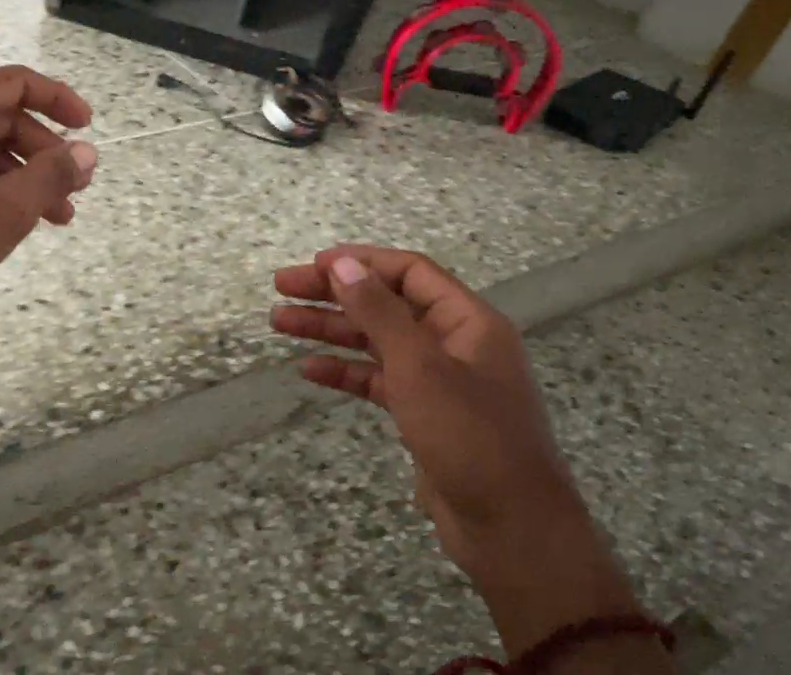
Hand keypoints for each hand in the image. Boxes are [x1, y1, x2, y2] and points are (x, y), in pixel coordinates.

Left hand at [0, 66, 97, 337]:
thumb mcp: (7, 208)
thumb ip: (53, 175)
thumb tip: (86, 153)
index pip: (16, 82)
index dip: (59, 100)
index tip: (88, 128)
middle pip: (1, 116)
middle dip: (44, 152)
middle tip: (76, 187)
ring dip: (22, 175)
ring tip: (55, 216)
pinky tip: (15, 219)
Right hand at [271, 247, 654, 657]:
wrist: (510, 527)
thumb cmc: (469, 436)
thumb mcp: (418, 366)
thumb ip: (378, 311)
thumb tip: (342, 263)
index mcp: (468, 322)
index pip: (409, 272)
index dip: (360, 262)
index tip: (312, 264)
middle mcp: (455, 343)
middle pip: (386, 303)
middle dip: (334, 294)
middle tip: (282, 288)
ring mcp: (440, 381)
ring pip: (376, 341)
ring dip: (330, 330)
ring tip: (279, 323)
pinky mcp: (425, 414)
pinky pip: (378, 379)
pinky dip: (345, 371)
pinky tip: (308, 369)